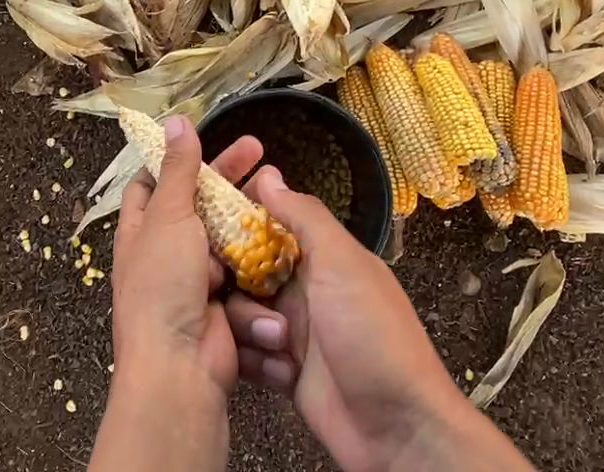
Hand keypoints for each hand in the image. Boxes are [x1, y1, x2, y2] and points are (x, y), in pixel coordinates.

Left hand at [89, 118, 261, 471]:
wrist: (179, 367)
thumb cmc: (163, 284)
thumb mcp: (169, 216)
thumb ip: (178, 169)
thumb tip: (174, 121)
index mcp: (141, 228)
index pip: (154, 182)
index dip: (178, 159)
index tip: (206, 137)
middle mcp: (166, 252)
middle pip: (201, 205)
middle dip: (230, 180)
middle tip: (263, 152)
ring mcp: (196, 280)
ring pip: (229, 239)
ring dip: (251, 225)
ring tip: (277, 197)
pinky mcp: (224, 307)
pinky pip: (245, 276)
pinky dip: (258, 267)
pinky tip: (282, 245)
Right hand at [225, 167, 534, 471]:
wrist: (398, 429)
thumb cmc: (374, 335)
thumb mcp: (342, 263)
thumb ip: (304, 216)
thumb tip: (269, 173)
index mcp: (320, 255)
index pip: (268, 222)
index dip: (237, 217)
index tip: (204, 216)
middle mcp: (304, 287)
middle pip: (245, 268)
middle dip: (231, 278)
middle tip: (223, 286)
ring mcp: (294, 331)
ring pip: (242, 312)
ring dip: (247, 325)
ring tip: (274, 343)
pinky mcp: (285, 370)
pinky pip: (249, 353)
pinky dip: (252, 360)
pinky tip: (272, 370)